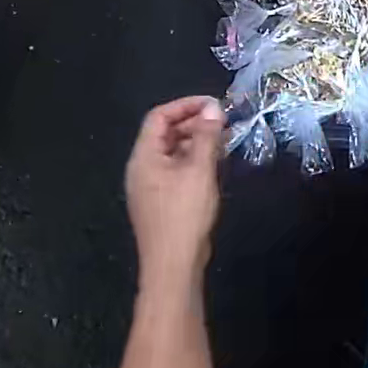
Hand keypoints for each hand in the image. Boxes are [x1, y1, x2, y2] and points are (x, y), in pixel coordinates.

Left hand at [125, 96, 224, 285]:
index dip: (186, 105)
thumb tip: (213, 108)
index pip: (159, 117)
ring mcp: (151, 184)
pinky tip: (216, 163)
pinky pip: (177, 167)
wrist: (174, 263)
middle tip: (224, 121)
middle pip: (164, 132)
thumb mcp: (200, 169)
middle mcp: (142, 167)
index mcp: (144, 157)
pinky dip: (196, 158)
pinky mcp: (162, 199)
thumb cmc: (184, 213)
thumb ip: (207, 136)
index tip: (215, 105)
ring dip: (198, 140)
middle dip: (194, 122)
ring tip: (225, 140)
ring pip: (173, 150)